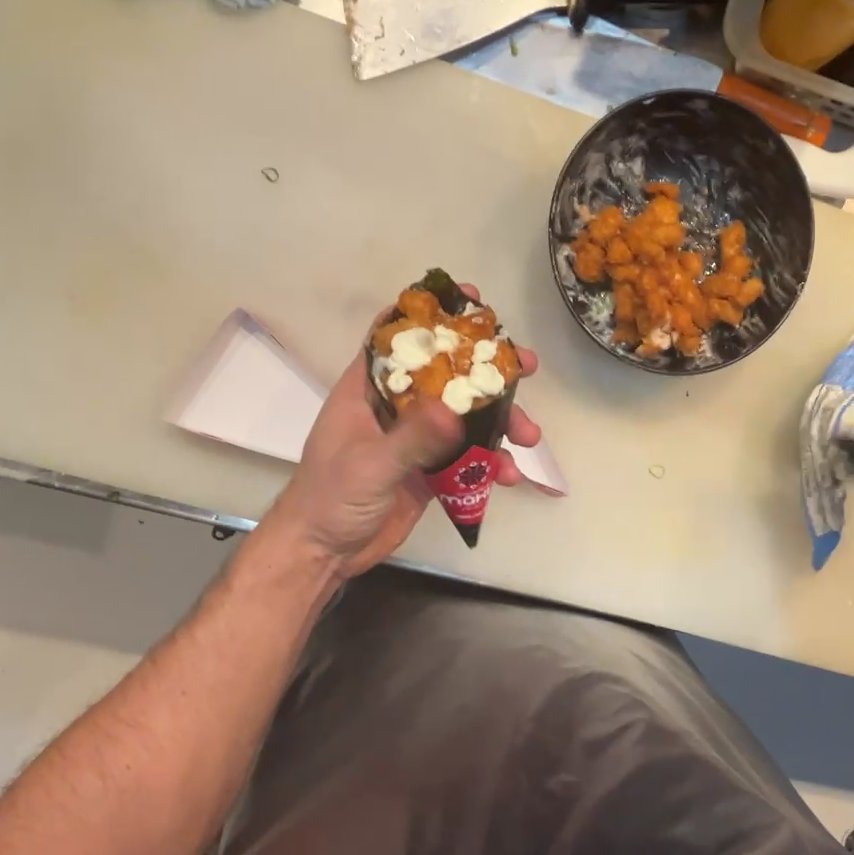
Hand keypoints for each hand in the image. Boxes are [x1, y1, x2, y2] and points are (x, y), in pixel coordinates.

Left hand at [255, 285, 541, 578]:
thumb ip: (412, 438)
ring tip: (529, 436)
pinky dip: (490, 465)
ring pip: (464, 420)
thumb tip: (455, 411)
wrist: (324, 552)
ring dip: (500, 424)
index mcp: (368, 391)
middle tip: (527, 367)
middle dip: (487, 373)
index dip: (433, 315)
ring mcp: (414, 441)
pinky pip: (468, 460)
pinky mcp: (429, 473)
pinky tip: (510, 476)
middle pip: (446, 376)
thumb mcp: (371, 464)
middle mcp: (395, 409)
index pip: (398, 338)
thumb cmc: (331, 498)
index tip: (474, 303)